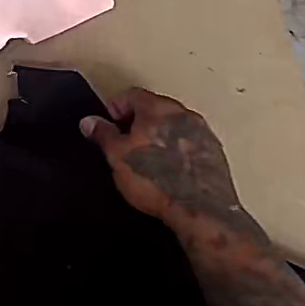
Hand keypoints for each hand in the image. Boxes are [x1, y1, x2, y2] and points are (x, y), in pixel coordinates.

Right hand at [79, 89, 264, 242]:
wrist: (197, 211)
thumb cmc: (157, 181)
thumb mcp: (116, 155)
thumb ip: (102, 133)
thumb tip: (90, 122)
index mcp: (158, 108)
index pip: (132, 95)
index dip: (115, 107)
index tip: (107, 123)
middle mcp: (184, 115)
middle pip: (154, 107)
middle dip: (136, 120)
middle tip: (122, 139)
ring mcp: (203, 134)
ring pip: (173, 126)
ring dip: (158, 135)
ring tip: (145, 157)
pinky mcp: (214, 155)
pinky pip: (188, 143)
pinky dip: (175, 150)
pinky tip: (166, 170)